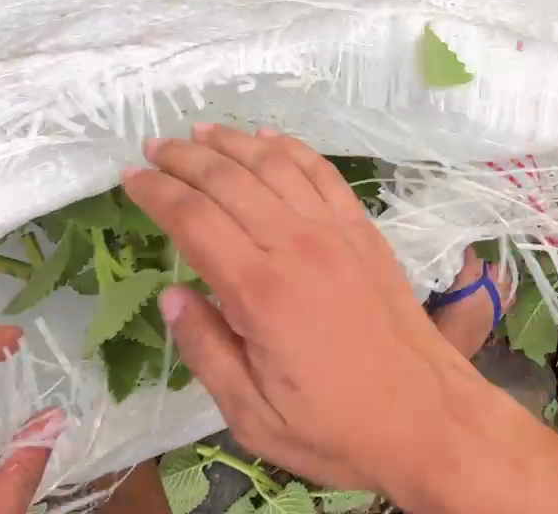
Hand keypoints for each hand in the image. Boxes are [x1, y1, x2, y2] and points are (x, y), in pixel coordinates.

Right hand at [120, 124, 498, 503]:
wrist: (426, 417)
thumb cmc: (335, 426)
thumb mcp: (253, 417)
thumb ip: (206, 351)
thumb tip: (171, 294)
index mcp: (260, 291)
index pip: (194, 220)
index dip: (156, 192)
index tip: (130, 178)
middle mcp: (295, 244)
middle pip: (227, 180)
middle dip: (183, 158)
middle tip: (153, 147)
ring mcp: (333, 229)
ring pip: (272, 163)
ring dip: (231, 141)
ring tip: (199, 131)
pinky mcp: (361, 227)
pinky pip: (320, 170)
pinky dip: (289, 147)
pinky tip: (267, 137)